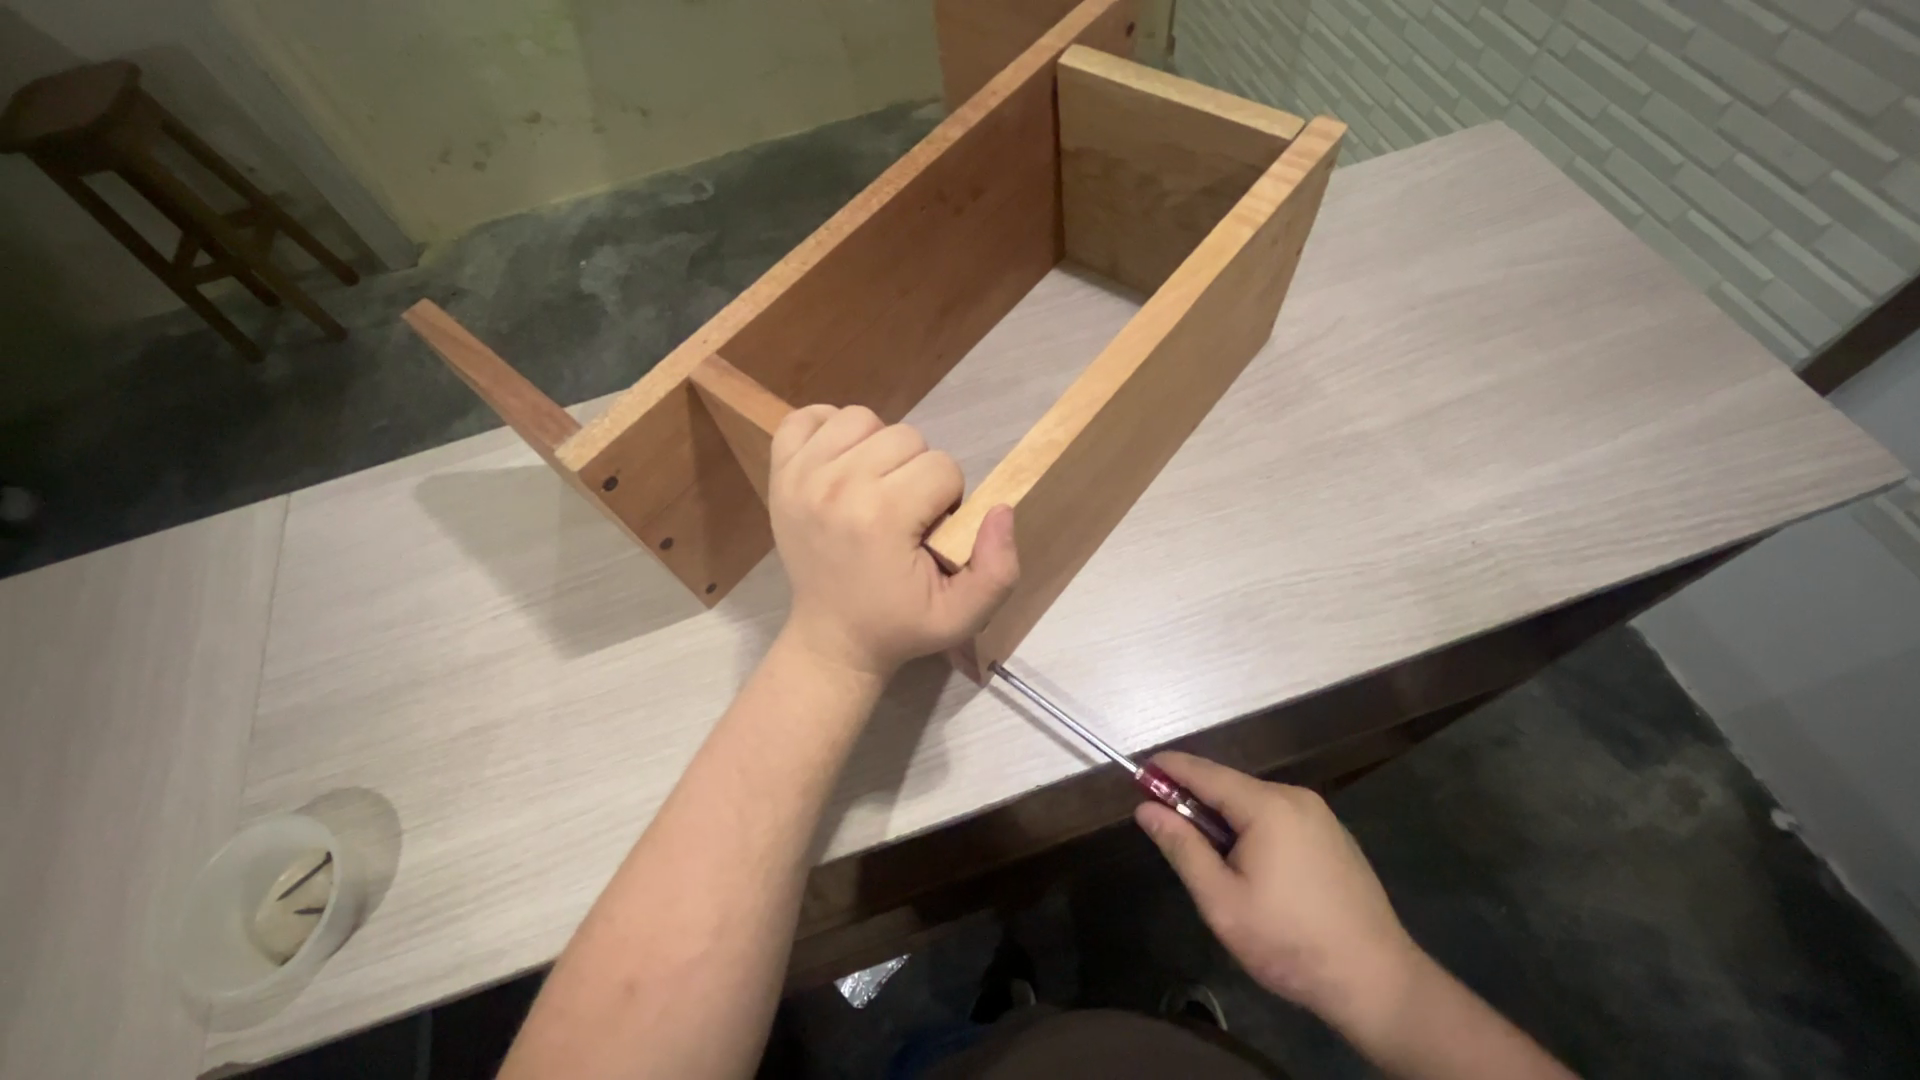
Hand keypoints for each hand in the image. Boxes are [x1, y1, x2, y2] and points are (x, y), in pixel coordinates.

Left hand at [769, 405, 1018, 678]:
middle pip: (906, 436)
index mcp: (882, 517)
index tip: (929, 531)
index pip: (943, 467)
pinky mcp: (780, 473)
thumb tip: (1001, 509)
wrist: (833, 638)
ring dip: (878, 448)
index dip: (948, 498)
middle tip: (905, 514)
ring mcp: (802, 476)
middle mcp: (838, 486)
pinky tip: (841, 463)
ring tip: (876, 487)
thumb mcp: (963, 616)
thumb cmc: (900, 625)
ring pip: (862, 419)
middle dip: (917, 472)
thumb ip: (998, 569)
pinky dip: (828, 431)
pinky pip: (806, 417)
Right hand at [1136, 753, 1421, 1037]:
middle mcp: (1295, 798)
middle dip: (1194, 799)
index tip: (1137, 770)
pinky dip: (1252, 828)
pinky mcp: (1334, 838)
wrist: (1376, 980)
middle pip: (1230, 786)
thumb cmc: (1288, 941)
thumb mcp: (1221, 900)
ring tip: (1207, 858)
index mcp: (1267, 806)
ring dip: (1224, 818)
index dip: (1169, 769)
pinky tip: (1249, 866)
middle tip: (1165, 825)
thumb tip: (1146, 809)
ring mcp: (1320, 816)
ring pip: (1255, 804)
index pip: (1205, 772)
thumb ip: (1182, 847)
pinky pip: (1279, 818)